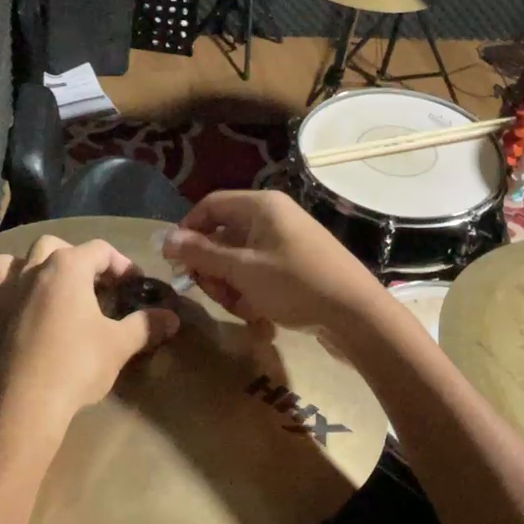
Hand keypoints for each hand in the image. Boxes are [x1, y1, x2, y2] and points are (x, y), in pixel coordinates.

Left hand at [0, 236, 180, 425]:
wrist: (23, 405)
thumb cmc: (76, 366)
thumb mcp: (119, 346)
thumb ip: (146, 326)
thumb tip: (172, 317)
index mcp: (66, 269)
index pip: (99, 250)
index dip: (120, 263)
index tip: (133, 284)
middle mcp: (28, 271)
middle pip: (50, 246)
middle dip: (70, 257)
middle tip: (87, 285)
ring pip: (4, 264)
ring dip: (20, 270)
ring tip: (37, 291)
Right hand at [162, 190, 387, 331]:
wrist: (358, 316)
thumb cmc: (296, 285)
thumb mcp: (243, 270)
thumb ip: (202, 254)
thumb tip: (165, 239)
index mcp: (261, 206)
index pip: (209, 206)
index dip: (188, 231)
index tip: (177, 263)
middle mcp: (272, 217)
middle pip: (222, 236)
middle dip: (213, 268)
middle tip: (216, 295)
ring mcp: (285, 242)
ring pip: (238, 260)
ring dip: (231, 287)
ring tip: (244, 311)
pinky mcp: (295, 266)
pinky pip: (258, 274)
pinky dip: (252, 294)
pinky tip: (260, 317)